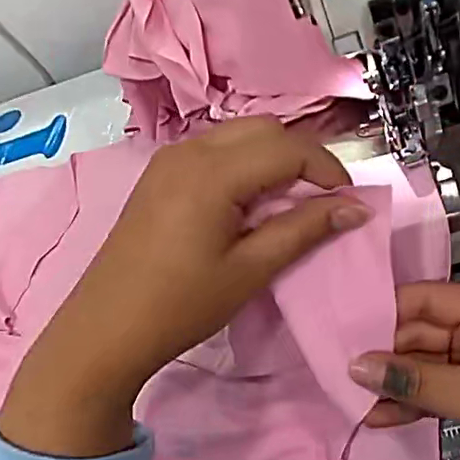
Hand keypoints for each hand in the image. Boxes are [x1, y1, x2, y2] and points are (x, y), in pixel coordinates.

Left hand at [0, 118, 369, 456]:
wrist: (105, 330)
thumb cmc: (181, 305)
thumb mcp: (251, 270)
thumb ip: (304, 230)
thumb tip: (354, 208)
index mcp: (212, 172)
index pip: (288, 148)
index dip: (328, 170)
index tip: (348, 202)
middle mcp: (189, 150)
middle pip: (265, 129)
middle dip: (302, 157)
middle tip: (323, 200)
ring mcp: (169, 159)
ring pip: (239, 135)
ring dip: (273, 159)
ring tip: (290, 204)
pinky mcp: (159, 174)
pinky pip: (216, 150)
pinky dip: (245, 164)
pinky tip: (250, 203)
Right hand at [347, 282, 459, 459]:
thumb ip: (415, 380)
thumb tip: (356, 366)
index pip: (430, 298)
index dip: (389, 308)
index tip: (345, 326)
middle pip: (421, 333)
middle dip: (384, 353)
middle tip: (337, 369)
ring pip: (422, 366)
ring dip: (392, 383)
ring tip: (350, 398)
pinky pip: (431, 393)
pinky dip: (408, 404)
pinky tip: (376, 418)